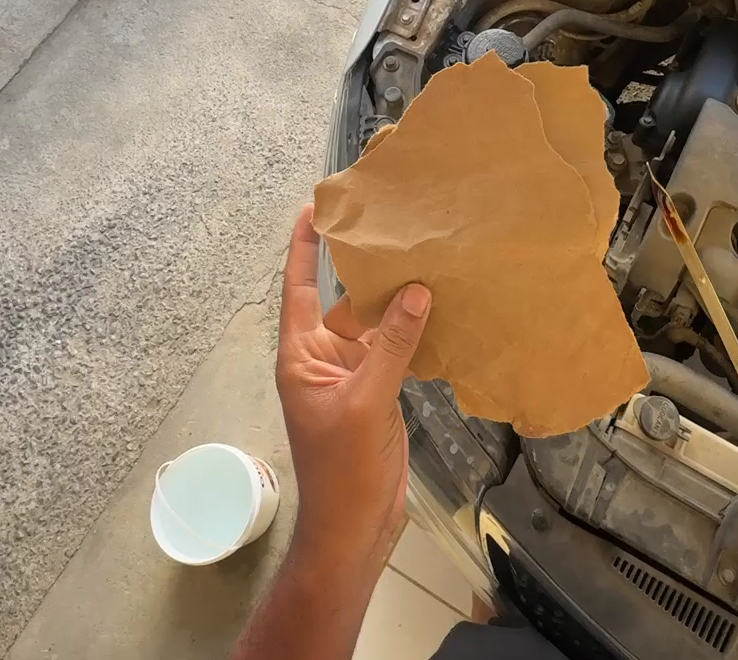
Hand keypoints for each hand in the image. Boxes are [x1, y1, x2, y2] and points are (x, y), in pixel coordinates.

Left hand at [277, 204, 431, 560]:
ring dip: (394, 300)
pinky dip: (412, 330)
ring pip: (373, 324)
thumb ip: (391, 345)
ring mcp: (352, 374)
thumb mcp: (366, 402)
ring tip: (423, 258)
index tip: (312, 209)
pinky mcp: (376, 390)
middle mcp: (323, 358)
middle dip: (366, 269)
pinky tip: (438, 308)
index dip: (302, 248)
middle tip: (394, 226)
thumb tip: (415, 290)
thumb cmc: (344, 470)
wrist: (355, 528)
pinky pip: (392, 348)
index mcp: (302, 356)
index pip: (298, 288)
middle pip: (344, 301)